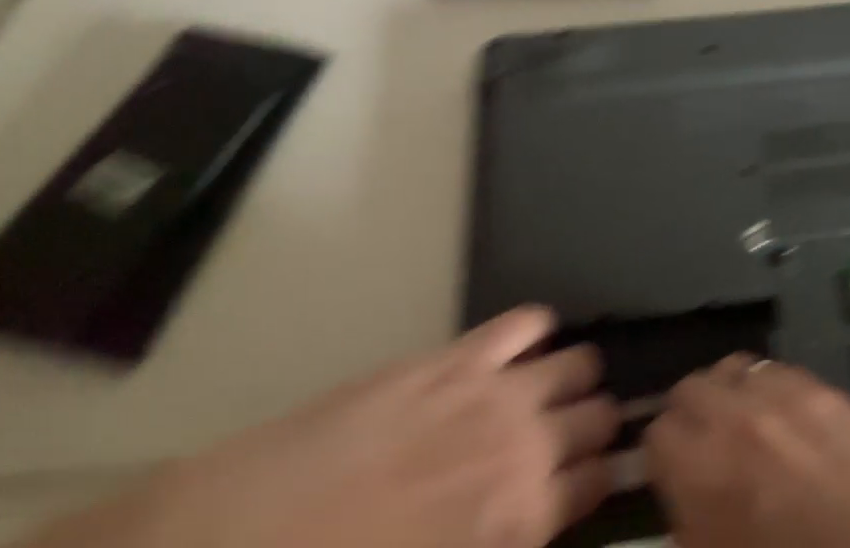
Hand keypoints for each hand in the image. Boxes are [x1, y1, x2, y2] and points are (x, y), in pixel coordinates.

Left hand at [20, 306, 618, 547]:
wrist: (245, 537)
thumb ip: (507, 541)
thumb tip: (535, 517)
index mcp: (523, 519)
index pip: (599, 483)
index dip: (604, 476)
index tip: (598, 473)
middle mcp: (526, 448)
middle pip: (600, 419)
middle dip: (599, 426)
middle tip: (582, 434)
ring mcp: (492, 393)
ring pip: (577, 365)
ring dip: (579, 377)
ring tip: (565, 385)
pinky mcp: (453, 357)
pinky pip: (524, 323)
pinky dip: (538, 328)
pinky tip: (532, 341)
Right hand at [645, 354, 849, 547]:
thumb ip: (691, 519)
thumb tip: (687, 493)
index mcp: (700, 470)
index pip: (656, 433)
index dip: (664, 456)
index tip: (676, 472)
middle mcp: (734, 418)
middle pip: (689, 388)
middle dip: (692, 415)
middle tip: (709, 445)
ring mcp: (782, 396)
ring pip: (734, 367)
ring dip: (731, 392)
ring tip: (747, 422)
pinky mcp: (823, 388)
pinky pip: (780, 370)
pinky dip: (772, 388)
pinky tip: (788, 419)